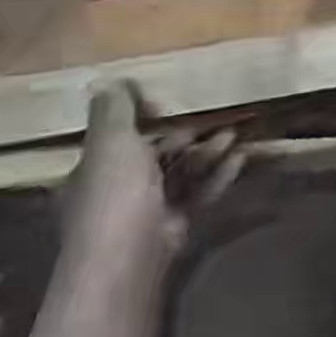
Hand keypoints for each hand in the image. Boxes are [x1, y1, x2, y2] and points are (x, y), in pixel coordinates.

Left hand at [61, 82, 244, 269]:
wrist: (129, 254)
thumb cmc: (115, 195)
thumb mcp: (111, 146)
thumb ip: (114, 114)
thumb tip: (107, 81)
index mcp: (93, 174)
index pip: (121, 143)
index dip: (148, 124)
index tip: (178, 105)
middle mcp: (117, 192)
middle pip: (157, 157)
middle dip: (188, 137)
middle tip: (218, 119)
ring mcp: (147, 210)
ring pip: (182, 173)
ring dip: (209, 153)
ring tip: (235, 135)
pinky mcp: (175, 223)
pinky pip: (200, 192)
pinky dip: (219, 174)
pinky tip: (242, 158)